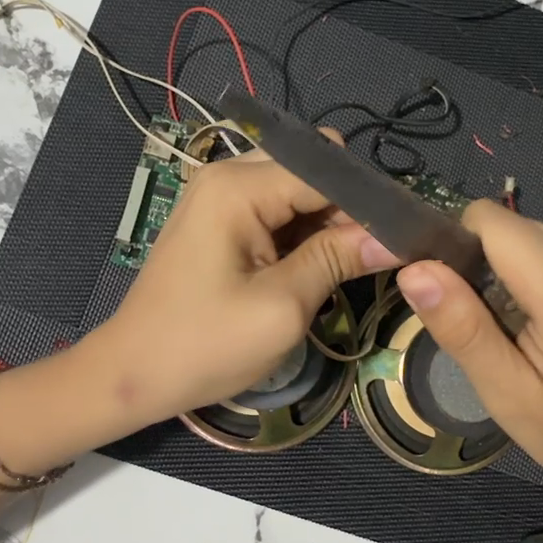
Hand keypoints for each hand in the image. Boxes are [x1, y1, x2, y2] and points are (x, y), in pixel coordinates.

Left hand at [87, 148, 400, 422]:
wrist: (132, 374)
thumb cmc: (204, 345)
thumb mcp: (282, 307)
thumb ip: (337, 260)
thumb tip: (396, 239)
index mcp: (238, 187)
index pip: (325, 170)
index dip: (369, 199)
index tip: (409, 231)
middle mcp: (227, 175)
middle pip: (310, 167)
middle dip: (347, 204)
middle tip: (377, 250)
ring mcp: (218, 195)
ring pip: (295, 187)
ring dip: (326, 218)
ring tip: (355, 259)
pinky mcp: (218, 219)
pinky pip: (273, 207)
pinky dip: (301, 228)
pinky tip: (319, 261)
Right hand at [395, 201, 542, 495]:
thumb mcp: (507, 392)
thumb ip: (462, 327)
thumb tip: (413, 270)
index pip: (488, 220)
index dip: (454, 246)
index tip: (448, 297)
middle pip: (508, 227)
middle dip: (480, 264)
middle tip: (484, 327)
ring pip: (527, 235)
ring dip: (506, 270)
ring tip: (515, 329)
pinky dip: (532, 274)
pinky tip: (542, 322)